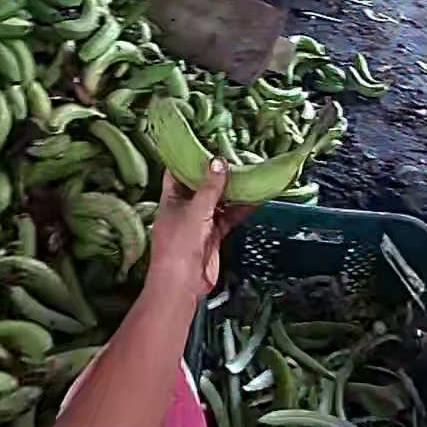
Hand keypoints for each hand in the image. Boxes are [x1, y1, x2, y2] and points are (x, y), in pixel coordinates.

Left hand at [146, 164, 252, 297]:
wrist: (182, 283)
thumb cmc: (179, 244)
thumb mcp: (196, 211)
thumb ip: (209, 187)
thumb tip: (219, 162)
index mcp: (171, 198)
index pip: (177, 171)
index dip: (188, 157)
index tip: (204, 142)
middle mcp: (185, 207)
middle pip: (201, 185)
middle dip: (216, 173)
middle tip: (234, 155)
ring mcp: (200, 221)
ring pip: (218, 201)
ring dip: (232, 191)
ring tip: (249, 173)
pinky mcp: (213, 235)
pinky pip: (229, 217)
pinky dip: (240, 209)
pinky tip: (256, 199)